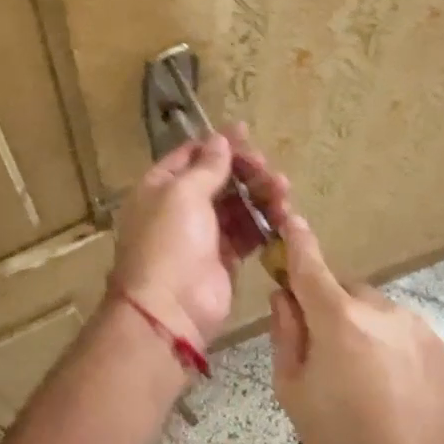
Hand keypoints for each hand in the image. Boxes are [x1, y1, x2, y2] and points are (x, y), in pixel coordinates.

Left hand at [111, 124, 289, 348]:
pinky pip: (247, 234)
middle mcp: (178, 209)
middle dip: (246, 171)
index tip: (247, 134)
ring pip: (236, 206)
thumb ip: (206, 167)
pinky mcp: (223, 259)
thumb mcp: (183, 194)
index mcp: (159, 188)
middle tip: (268, 170)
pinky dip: (264, 223)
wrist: (170, 309)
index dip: (218, 144)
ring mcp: (201, 236)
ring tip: (283, 192)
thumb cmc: (170, 242)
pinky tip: (284, 216)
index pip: (190, 157)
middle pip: (217, 180)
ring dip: (260, 195)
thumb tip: (220, 141)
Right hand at [266, 218, 443, 443]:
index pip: (311, 267)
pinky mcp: (434, 343)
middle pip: (341, 290)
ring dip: (356, 326)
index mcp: (339, 320)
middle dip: (325, 306)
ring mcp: (413, 325)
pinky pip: (395, 328)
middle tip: (316, 349)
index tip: (290, 220)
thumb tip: (285, 298)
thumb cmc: (341, 439)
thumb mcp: (293, 390)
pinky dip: (381, 342)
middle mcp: (380, 310)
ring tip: (353, 376)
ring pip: (370, 310)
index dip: (297, 242)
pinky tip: (381, 383)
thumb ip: (286, 335)